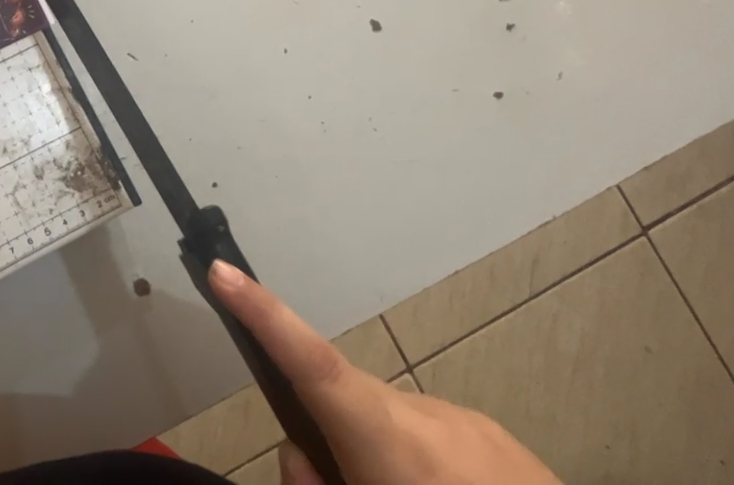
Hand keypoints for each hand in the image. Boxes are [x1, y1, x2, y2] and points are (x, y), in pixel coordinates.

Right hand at [208, 261, 562, 484]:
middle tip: (345, 483)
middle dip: (335, 433)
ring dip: (389, 456)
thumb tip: (300, 450)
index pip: (309, 360)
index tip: (221, 269)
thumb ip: (312, 483)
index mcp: (385, 439)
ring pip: (395, 423)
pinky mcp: (512, 445)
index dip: (262, 312)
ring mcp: (473, 425)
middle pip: (347, 401)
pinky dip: (434, 467)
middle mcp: (426, 415)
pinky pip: (444, 441)